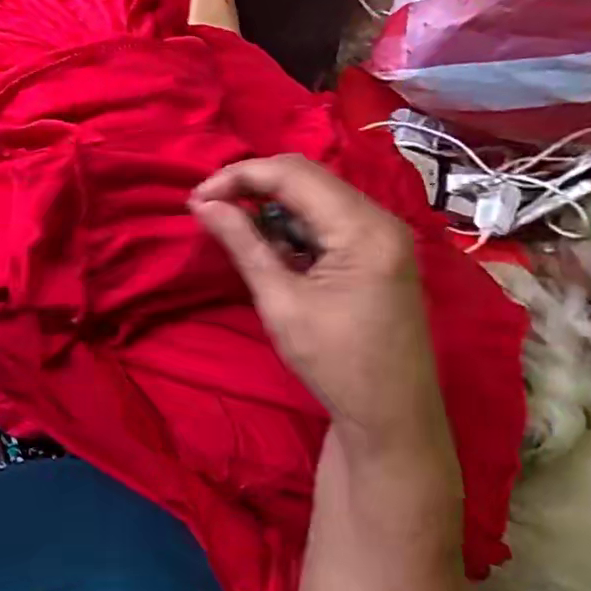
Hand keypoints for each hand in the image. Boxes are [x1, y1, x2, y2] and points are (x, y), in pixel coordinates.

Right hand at [189, 155, 442, 446]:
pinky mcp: (379, 251)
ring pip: (317, 195)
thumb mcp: (280, 301)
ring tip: (231, 222)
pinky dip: (294, 223)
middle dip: (252, 184)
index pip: (293, 174)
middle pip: (306, 176)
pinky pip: (329, 219)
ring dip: (271, 203)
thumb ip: (243, 244)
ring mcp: (384, 234)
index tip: (197, 198)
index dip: (239, 176)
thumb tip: (203, 205)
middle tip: (209, 206)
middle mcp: (381, 219)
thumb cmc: (335, 363)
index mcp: (363, 228)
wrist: (392, 416)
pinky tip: (269, 242)